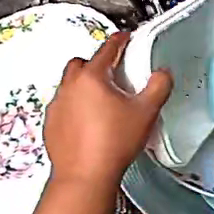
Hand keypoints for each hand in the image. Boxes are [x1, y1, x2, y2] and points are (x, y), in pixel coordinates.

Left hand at [44, 30, 171, 190]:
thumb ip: (159, 86)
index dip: (119, 40)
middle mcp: (69, 87)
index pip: (107, 49)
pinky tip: (89, 122)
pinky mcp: (50, 125)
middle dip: (97, 64)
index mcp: (91, 77)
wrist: (85, 176)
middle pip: (82, 64)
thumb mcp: (146, 112)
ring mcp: (56, 106)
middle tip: (114, 75)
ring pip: (70, 85)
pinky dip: (75, 107)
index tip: (125, 37)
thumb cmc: (114, 142)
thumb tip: (162, 74)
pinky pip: (63, 107)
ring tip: (103, 102)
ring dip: (84, 86)